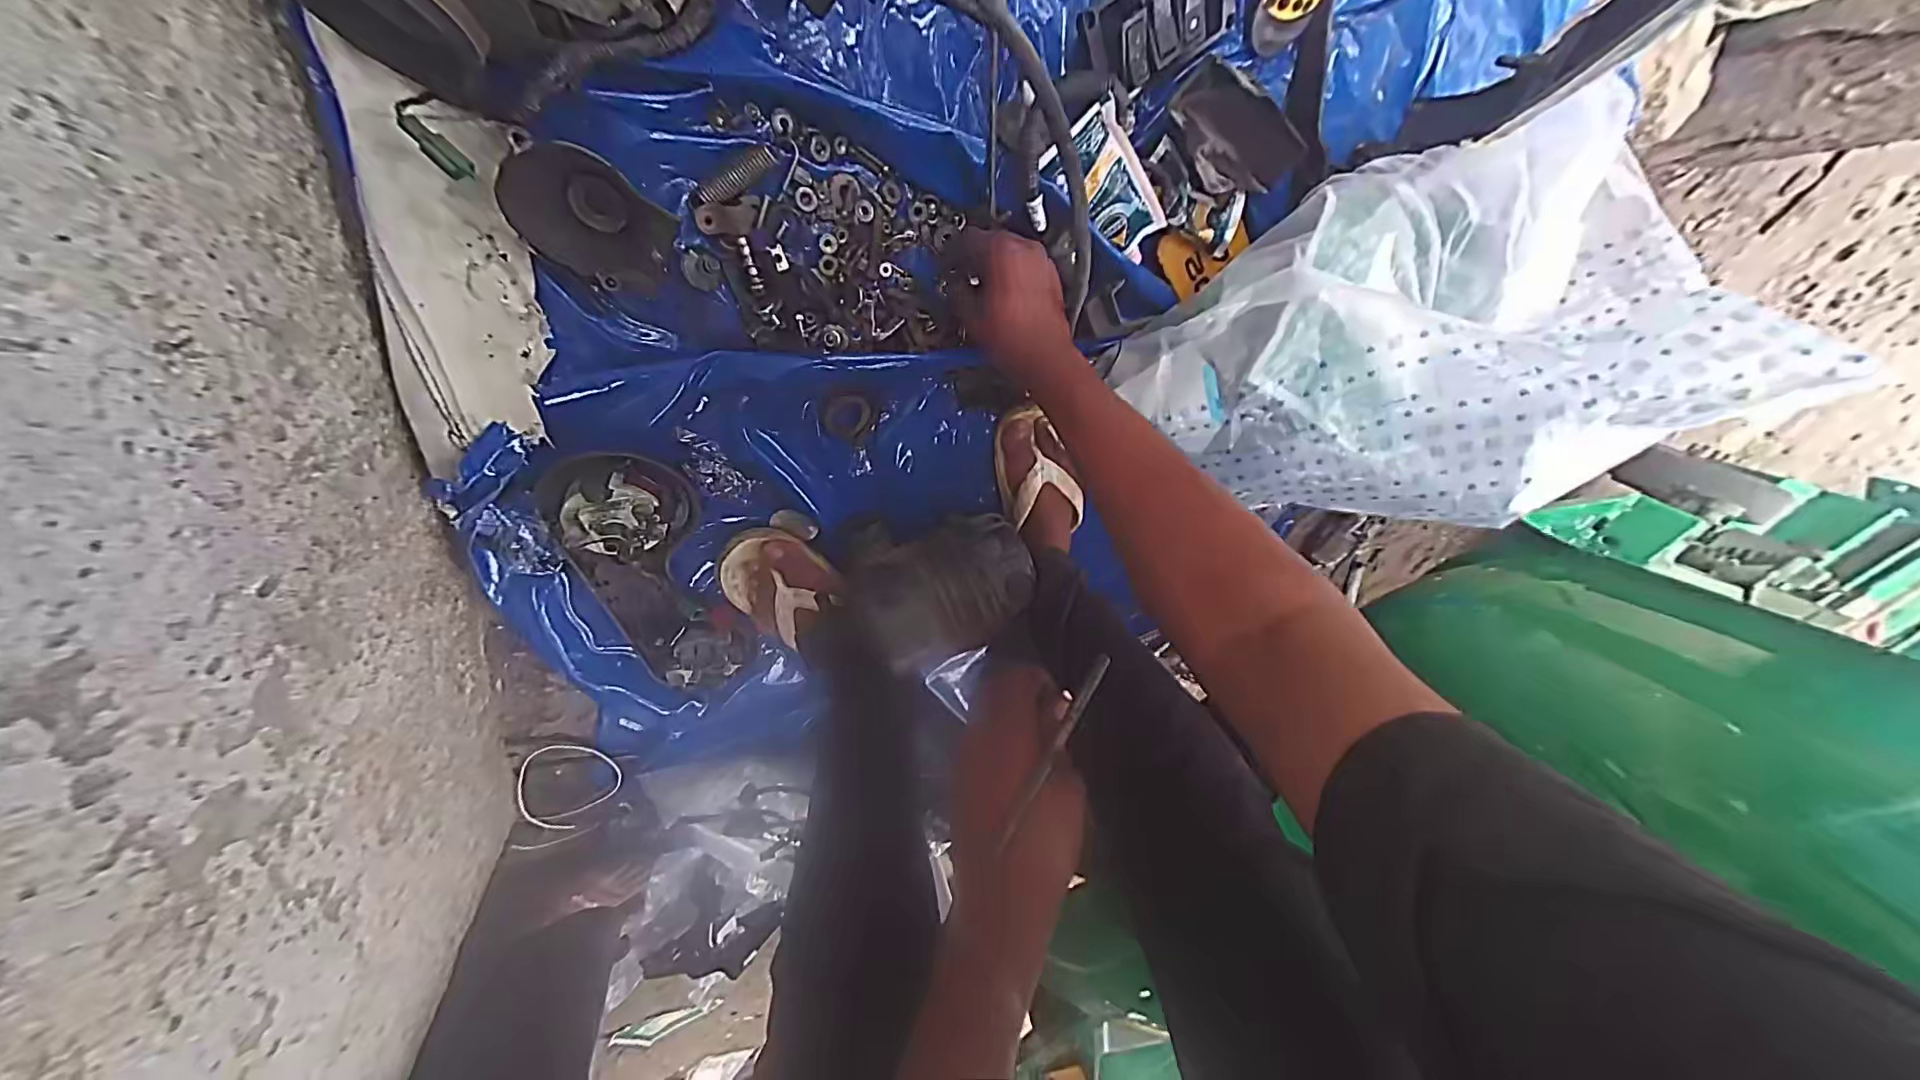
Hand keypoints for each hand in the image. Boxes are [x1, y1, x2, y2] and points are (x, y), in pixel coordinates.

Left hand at [948, 661, 1086, 915]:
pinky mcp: (956, 780)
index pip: (1014, 677)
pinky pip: (978, 743)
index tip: (1060, 696)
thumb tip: (1053, 713)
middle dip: (1023, 695)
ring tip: (1040, 745)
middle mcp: (976, 735)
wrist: (999, 899)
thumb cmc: (1045, 843)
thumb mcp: (1070, 787)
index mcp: (1006, 731)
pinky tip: (1019, 768)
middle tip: (1053, 718)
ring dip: (1010, 718)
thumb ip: (1059, 742)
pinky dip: (998, 741)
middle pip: (994, 692)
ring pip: (984, 717)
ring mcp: (961, 758)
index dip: (1037, 679)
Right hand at [949, 230, 1082, 390]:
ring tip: (981, 285)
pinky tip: (1002, 294)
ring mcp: (1042, 262)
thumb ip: (957, 292)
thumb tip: (953, 287)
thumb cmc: (1016, 342)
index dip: (952, 252)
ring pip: (1010, 252)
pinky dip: (1012, 274)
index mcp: (1002, 251)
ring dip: (994, 264)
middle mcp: (1026, 249)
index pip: (968, 237)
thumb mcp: (971, 317)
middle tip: (962, 273)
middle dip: (975, 256)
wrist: (1046, 357)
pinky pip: (1026, 266)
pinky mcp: (1051, 277)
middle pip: (991, 240)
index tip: (947, 263)